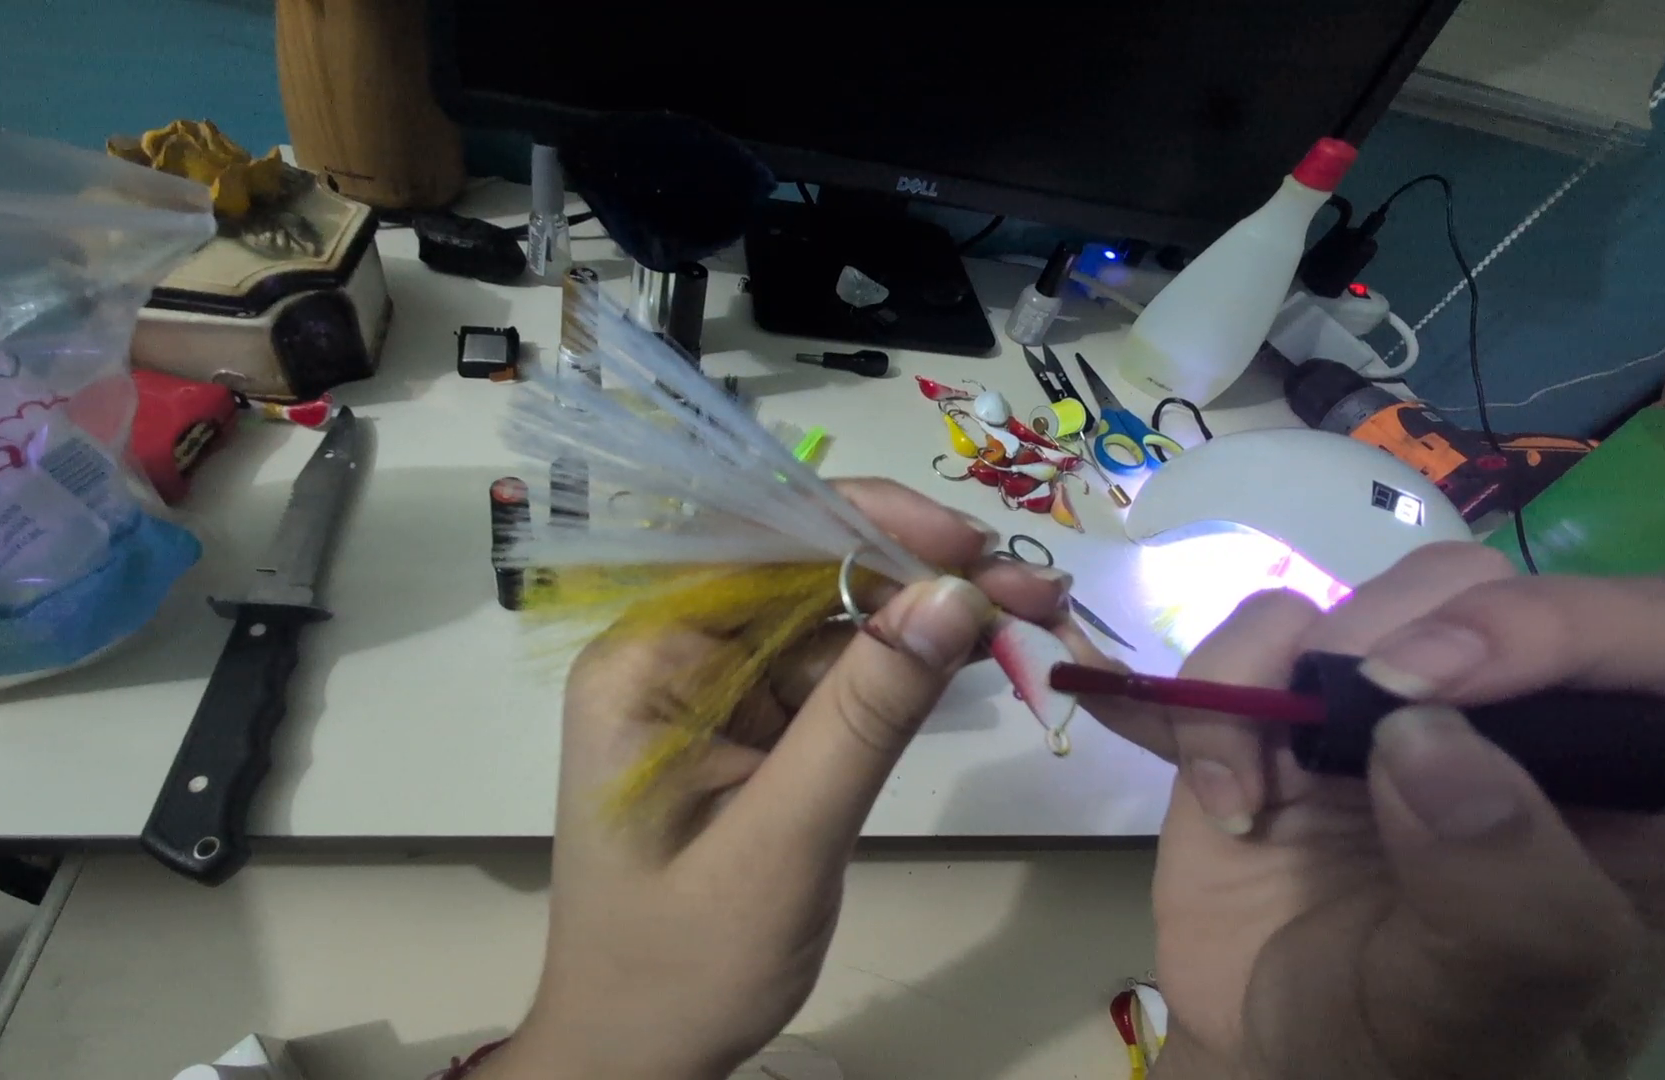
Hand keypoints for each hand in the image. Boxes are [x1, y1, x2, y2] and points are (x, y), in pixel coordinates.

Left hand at [482, 479, 1091, 1079]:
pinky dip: (903, 662)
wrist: (640, 1049)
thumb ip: (867, 712)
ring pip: (829, 617)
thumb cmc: (683, 962)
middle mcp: (676, 649)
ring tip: (1024, 609)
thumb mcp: (785, 840)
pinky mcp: (754, 717)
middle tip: (1024, 582)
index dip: (859, 523)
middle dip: (911, 568)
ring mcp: (717, 682)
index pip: (751, 546)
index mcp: (646, 658)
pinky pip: (833, 668)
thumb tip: (953, 595)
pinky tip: (970, 650)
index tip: (962, 542)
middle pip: (800, 573)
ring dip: (922, 613)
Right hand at [1088, 543, 1664, 1079]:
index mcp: (1621, 793)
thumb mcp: (1489, 1015)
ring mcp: (1356, 720)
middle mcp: (1488, 729)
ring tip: (1233, 794)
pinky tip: (1193, 785)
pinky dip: (1179, 703)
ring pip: (1309, 611)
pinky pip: (1215, 661)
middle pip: (1451, 589)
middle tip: (1323, 732)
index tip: (1432, 680)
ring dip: (1247, 682)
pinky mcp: (1257, 726)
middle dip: (1372, 639)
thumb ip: (1504, 895)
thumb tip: (1426, 733)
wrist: (1272, 1053)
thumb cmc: (1412, 1056)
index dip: (1561, 623)